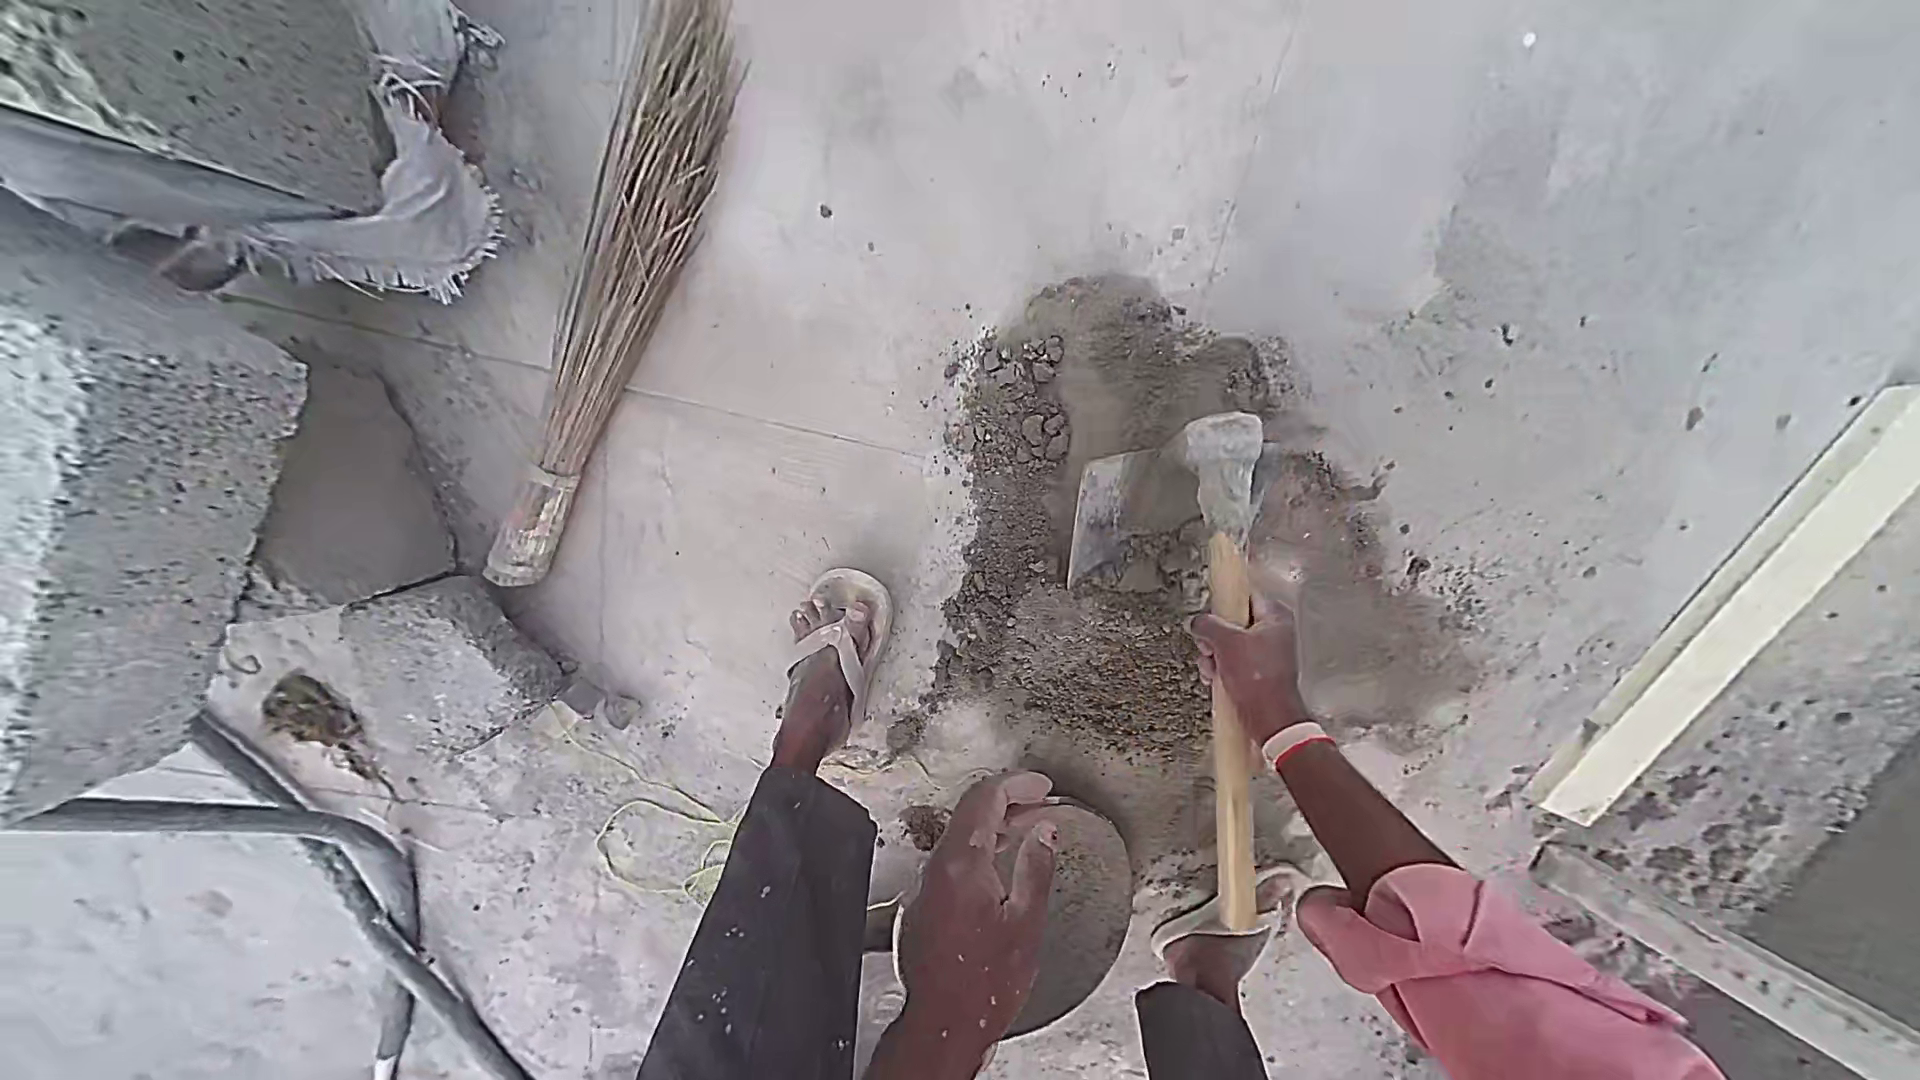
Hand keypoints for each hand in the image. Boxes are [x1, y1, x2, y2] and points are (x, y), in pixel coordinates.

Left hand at [871, 772, 1060, 1078]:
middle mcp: (941, 863)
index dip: (1017, 784)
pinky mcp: (931, 895)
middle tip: (1041, 800)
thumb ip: (1036, 869)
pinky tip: (1006, 854)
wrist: (942, 1025)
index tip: (1041, 785)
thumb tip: (1044, 831)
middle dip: (1009, 797)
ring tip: (1031, 823)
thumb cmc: (982, 984)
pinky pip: (958, 851)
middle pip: (972, 808)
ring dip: (998, 819)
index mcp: (963, 862)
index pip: (986, 798)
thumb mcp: (1025, 925)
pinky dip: (985, 840)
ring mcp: (931, 878)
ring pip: (965, 828)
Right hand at [1188, 591, 1309, 743]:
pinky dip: (1218, 668)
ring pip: (1226, 644)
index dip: (1223, 605)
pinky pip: (1230, 662)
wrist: (1267, 718)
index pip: (1244, 596)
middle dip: (1213, 637)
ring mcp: (1265, 654)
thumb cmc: (1256, 677)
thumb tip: (1196, 622)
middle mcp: (1273, 634)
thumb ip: (1206, 624)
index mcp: (1275, 618)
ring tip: (1211, 667)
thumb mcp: (1225, 641)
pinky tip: (1214, 678)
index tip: (1209, 612)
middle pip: (1231, 622)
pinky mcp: (1256, 672)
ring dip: (1212, 655)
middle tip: (1209, 646)